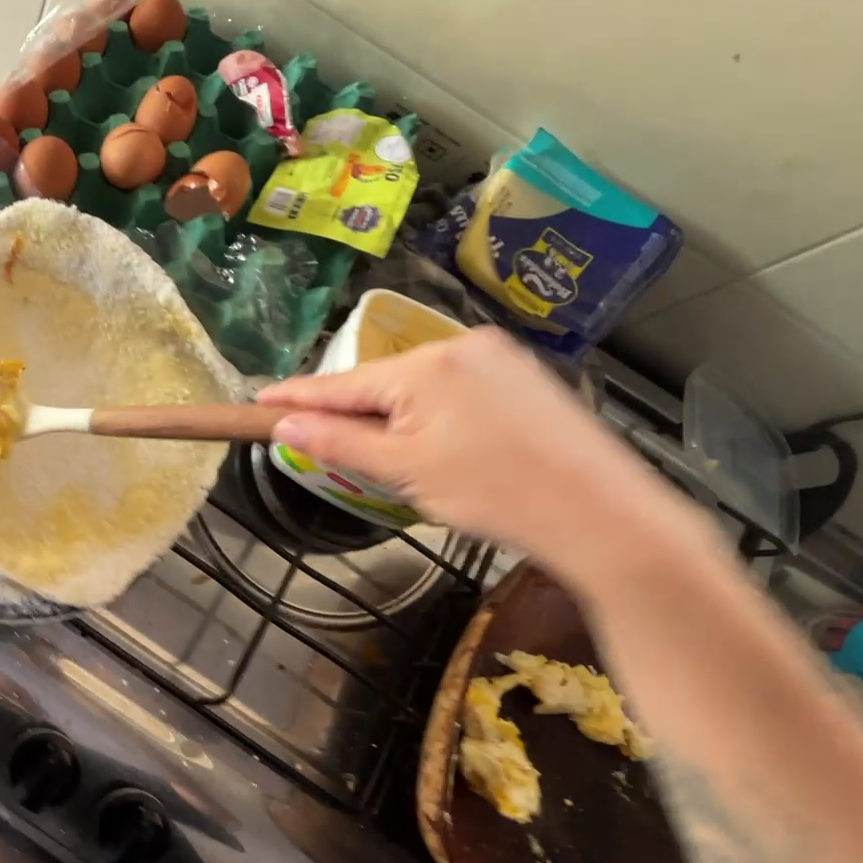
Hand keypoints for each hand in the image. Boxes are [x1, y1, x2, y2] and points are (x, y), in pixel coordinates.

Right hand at [258, 328, 674, 555]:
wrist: (606, 516)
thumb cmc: (494, 493)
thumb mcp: (404, 471)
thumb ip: (339, 442)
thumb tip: (284, 422)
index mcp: (425, 366)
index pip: (341, 384)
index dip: (295, 395)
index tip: (256, 398)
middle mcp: (460, 347)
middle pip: (380, 382)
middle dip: (349, 411)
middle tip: (316, 438)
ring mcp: (498, 358)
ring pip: (417, 385)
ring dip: (390, 414)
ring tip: (381, 451)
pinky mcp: (524, 377)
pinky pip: (453, 388)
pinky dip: (428, 412)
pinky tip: (434, 442)